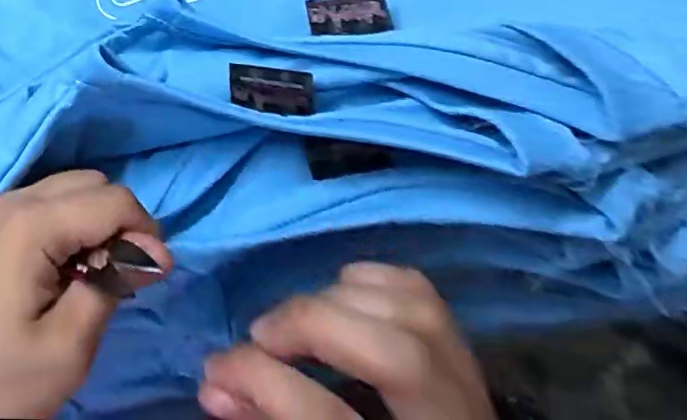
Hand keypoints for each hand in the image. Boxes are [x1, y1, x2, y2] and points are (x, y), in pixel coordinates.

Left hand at [0, 172, 173, 419]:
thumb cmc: (3, 378)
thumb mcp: (69, 344)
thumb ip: (112, 284)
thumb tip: (154, 250)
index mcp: (31, 222)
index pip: (111, 197)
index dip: (144, 232)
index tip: (156, 277)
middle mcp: (16, 199)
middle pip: (92, 183)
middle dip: (122, 221)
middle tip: (130, 277)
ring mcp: (3, 210)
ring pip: (73, 189)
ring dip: (100, 223)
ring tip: (103, 278)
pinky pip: (52, 205)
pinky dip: (77, 227)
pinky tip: (76, 271)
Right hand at [199, 263, 494, 419]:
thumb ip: (266, 418)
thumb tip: (214, 383)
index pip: (330, 418)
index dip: (263, 382)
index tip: (216, 370)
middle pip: (395, 356)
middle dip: (311, 325)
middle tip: (261, 335)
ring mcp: (472, 386)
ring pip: (413, 312)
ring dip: (337, 299)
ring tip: (298, 322)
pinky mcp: (466, 355)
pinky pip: (421, 293)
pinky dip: (368, 281)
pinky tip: (337, 299)